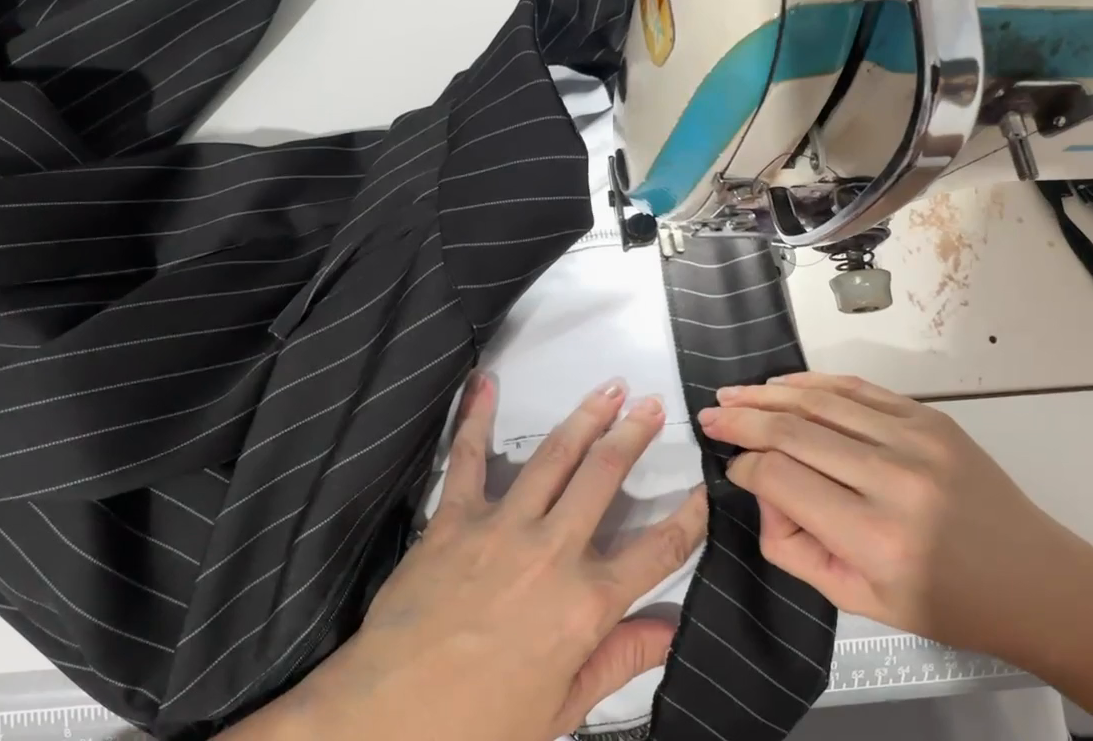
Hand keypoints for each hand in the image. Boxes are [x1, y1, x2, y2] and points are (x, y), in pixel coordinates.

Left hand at [255, 374, 706, 740]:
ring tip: (609, 388)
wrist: (388, 714)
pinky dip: (475, 418)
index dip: (689, 517)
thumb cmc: (480, 723)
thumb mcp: (561, 708)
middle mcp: (552, 552)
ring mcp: (501, 527)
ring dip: (585, 417)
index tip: (704, 486)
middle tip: (652, 404)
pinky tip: (485, 384)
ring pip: (554, 458)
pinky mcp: (454, 518)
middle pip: (605, 479)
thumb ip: (618, 661)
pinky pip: (466, 458)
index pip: (658, 551)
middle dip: (634, 436)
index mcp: (586, 604)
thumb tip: (670, 631)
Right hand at [696, 372, 1092, 663]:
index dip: (746, 470)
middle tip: (708, 416)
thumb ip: (796, 549)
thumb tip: (761, 491)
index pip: (783, 480)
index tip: (731, 470)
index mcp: (877, 537)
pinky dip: (813, 382)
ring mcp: (917, 440)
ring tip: (732, 393)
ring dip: (768, 393)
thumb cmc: (949, 604)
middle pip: (795, 431)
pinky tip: (782, 384)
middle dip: (743, 419)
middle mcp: (895, 479)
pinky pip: (857, 389)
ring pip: (821, 400)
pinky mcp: (931, 419)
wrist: (1038, 581)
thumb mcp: (861, 602)